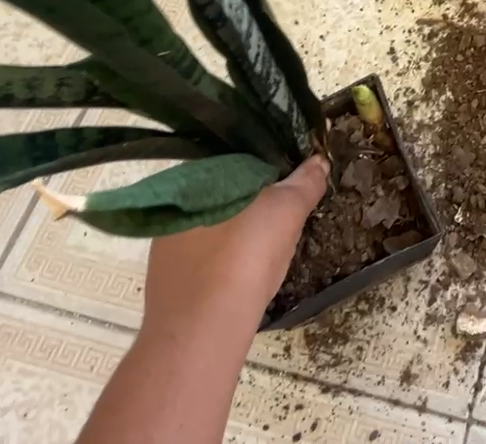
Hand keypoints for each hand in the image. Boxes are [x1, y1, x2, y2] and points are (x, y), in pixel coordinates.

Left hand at [141, 155, 328, 337]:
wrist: (204, 328)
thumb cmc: (246, 254)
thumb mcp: (288, 210)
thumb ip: (305, 182)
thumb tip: (319, 161)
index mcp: (199, 175)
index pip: (236, 158)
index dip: (267, 165)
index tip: (290, 180)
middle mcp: (176, 204)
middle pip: (226, 191)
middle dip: (254, 198)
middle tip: (284, 213)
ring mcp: (166, 241)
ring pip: (213, 224)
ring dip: (238, 228)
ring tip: (269, 244)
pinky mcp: (166, 276)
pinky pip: (203, 254)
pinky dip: (224, 256)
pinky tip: (244, 271)